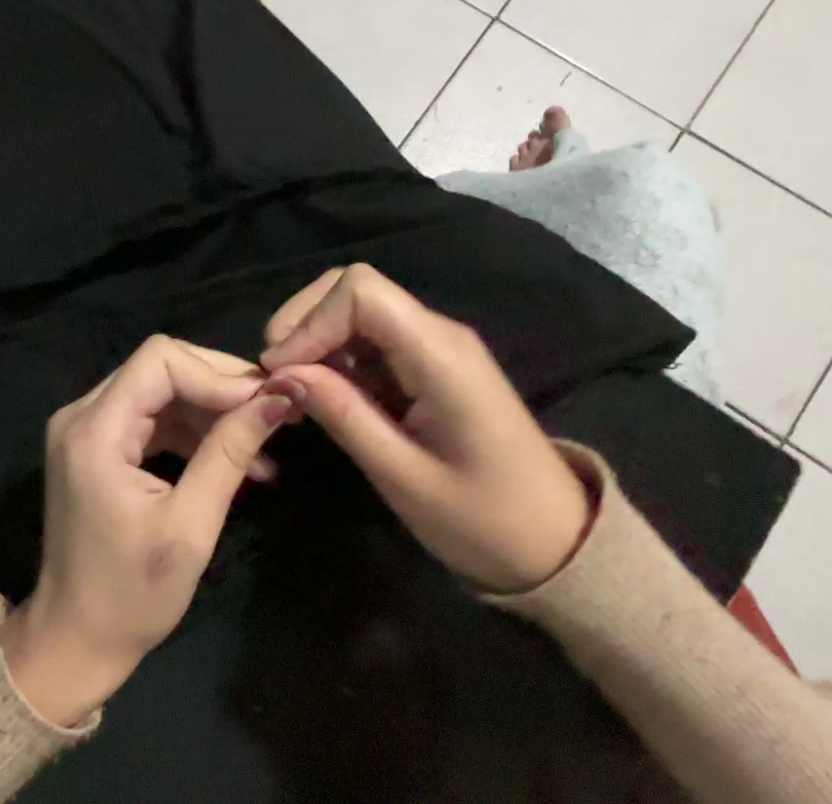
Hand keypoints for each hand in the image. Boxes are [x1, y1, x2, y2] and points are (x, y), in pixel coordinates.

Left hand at [0, 336, 294, 725]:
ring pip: (161, 391)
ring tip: (266, 446)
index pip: (160, 361)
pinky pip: (152, 419)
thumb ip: (231, 452)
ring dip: (214, 413)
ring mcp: (86, 431)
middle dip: (222, 387)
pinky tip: (238, 460)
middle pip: (160, 368)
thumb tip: (282, 397)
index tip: (269, 402)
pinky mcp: (98, 449)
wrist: (76, 642)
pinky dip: (194, 433)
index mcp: (94, 431)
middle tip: (277, 412)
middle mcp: (82, 416)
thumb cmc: (132, 596)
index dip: (219, 373)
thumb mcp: (190, 525)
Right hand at [260, 265, 592, 594]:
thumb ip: (343, 416)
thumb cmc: (484, 521)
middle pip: (356, 288)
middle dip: (305, 322)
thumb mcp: (403, 477)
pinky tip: (320, 396)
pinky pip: (371, 340)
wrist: (555, 543)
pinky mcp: (429, 366)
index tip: (278, 373)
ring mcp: (435, 347)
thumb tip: (281, 373)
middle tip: (276, 377)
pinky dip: (335, 357)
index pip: (361, 292)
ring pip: (359, 310)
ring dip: (316, 340)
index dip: (309, 322)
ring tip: (290, 391)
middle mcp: (439, 335)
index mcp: (440, 356)